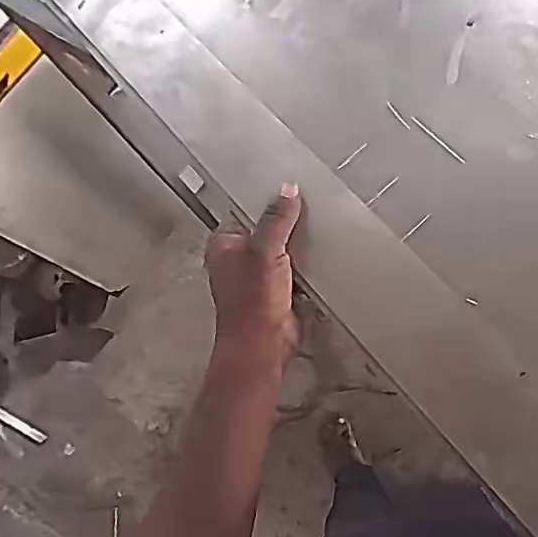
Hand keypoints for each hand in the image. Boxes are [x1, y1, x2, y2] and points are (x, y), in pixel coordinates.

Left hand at [204, 183, 302, 363]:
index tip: (287, 193)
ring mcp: (257, 277)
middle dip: (285, 226)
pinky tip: (314, 261)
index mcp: (223, 245)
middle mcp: (237, 260)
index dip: (265, 203)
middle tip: (304, 213)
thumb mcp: (264, 249)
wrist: (263, 344)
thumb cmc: (250, 303)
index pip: (245, 212)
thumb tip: (287, 191)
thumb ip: (276, 218)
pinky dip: (303, 266)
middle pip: (266, 231)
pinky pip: (293, 270)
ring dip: (296, 248)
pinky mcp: (276, 292)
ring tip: (311, 236)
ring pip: (281, 251)